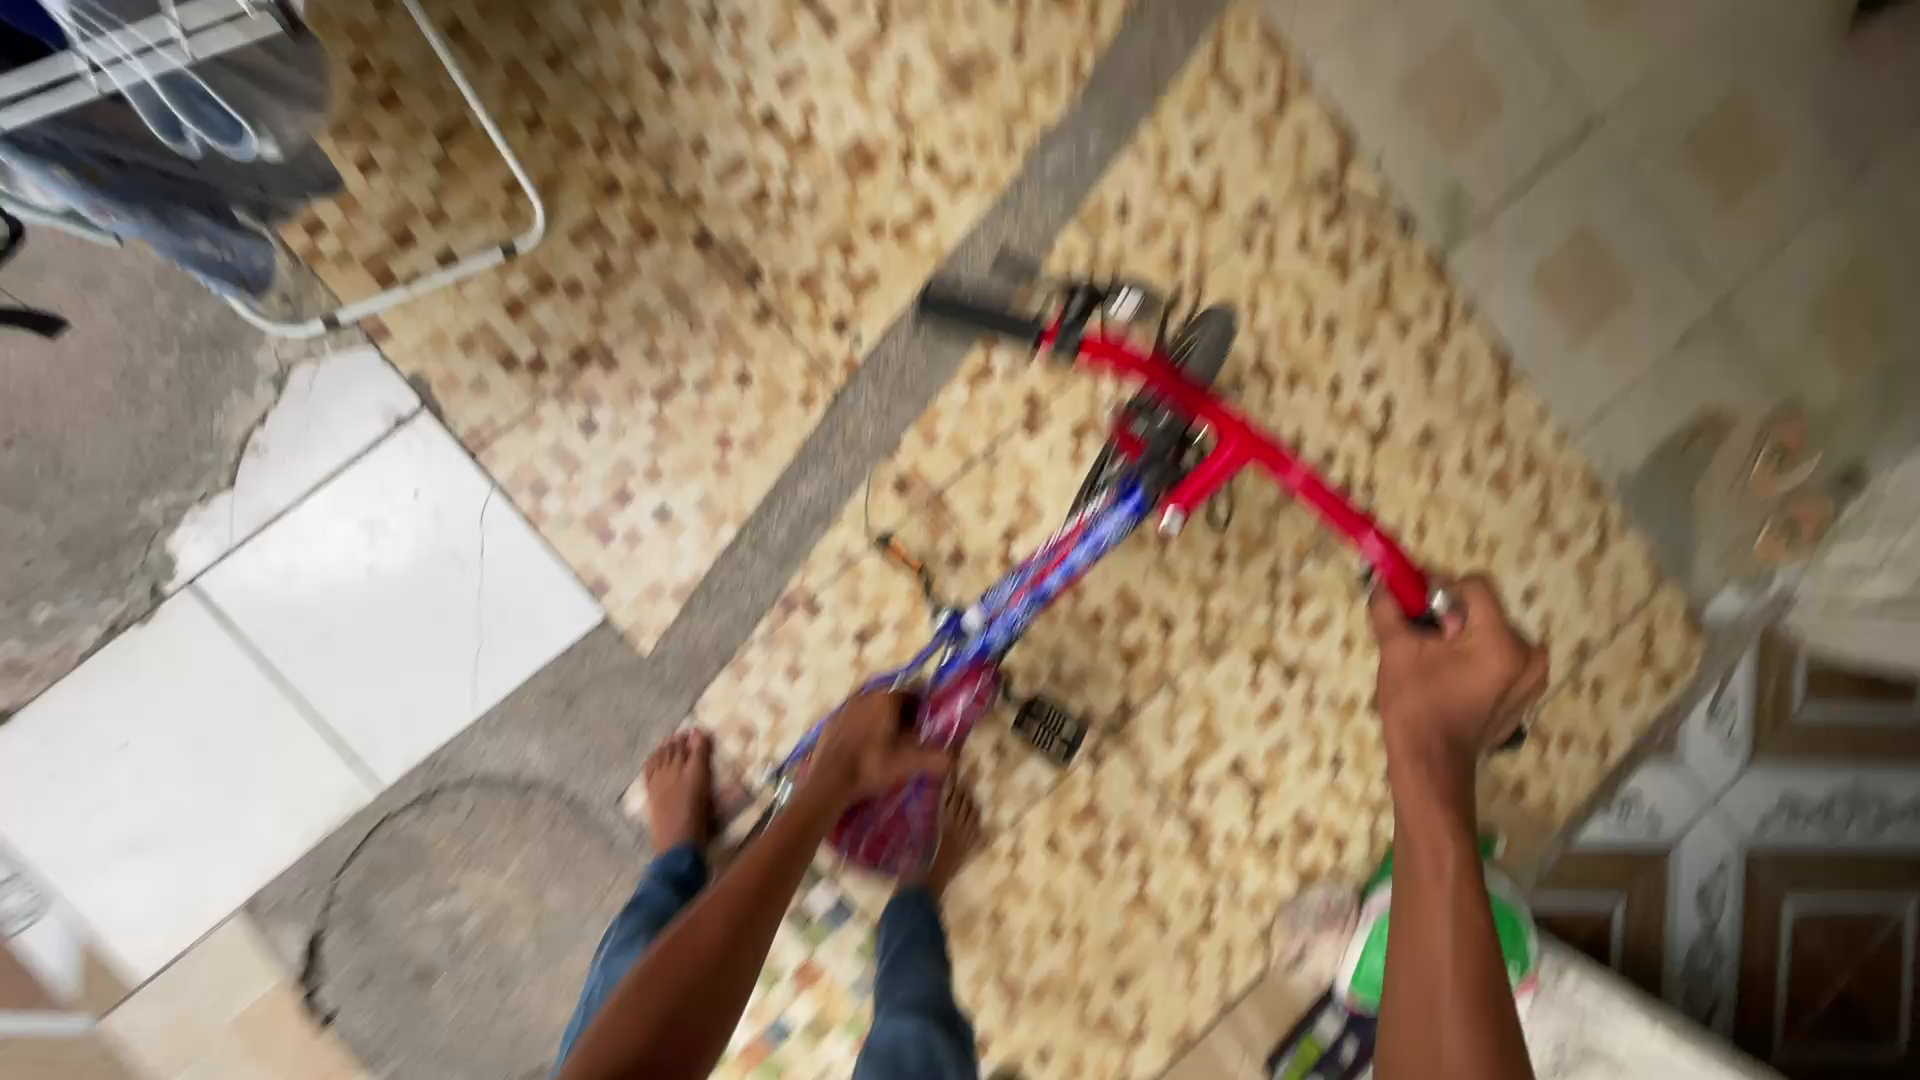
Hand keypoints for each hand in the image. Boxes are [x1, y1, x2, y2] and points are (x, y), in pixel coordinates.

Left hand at [802, 690, 950, 807]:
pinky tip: (862, 751)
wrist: (828, 782)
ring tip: (884, 747)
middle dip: (901, 717)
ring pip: (871, 710)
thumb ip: (935, 758)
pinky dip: (861, 730)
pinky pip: (853, 721)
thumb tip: (954, 758)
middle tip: (906, 740)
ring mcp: (845, 708)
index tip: (923, 730)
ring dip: (880, 723)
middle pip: (891, 701)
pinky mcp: (830, 722)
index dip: (921, 711)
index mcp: (886, 699)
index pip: (913, 694)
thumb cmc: (871, 766)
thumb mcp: (908, 764)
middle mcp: (866, 696)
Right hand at [1369, 574, 1549, 789]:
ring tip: (1437, 659)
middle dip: (1451, 615)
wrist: (1431, 761)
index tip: (1416, 604)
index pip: (1475, 586)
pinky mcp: (1528, 693)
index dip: (1441, 588)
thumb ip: (1389, 609)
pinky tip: (1453, 677)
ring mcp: (1534, 677)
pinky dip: (1477, 657)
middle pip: (1485, 611)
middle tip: (1422, 636)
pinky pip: (1502, 657)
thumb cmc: (1414, 704)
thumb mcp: (1395, 650)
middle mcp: (1528, 654)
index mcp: (1499, 641)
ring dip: (1464, 635)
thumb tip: (1383, 583)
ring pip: (1493, 633)